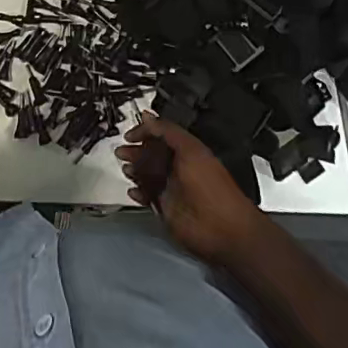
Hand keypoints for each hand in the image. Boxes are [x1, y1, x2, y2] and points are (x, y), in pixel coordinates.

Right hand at [116, 113, 269, 268]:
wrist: (224, 230)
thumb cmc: (212, 188)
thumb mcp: (190, 150)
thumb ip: (168, 131)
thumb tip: (148, 117)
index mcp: (187, 151)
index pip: (162, 135)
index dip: (146, 131)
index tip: (131, 134)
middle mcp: (179, 168)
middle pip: (152, 154)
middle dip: (136, 151)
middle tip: (123, 152)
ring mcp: (173, 188)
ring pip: (148, 175)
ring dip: (135, 171)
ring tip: (127, 170)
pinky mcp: (167, 208)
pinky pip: (148, 197)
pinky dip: (139, 193)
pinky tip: (134, 192)